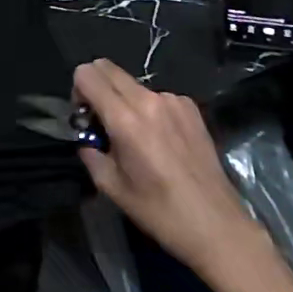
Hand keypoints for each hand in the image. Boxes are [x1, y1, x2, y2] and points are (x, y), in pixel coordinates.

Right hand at [72, 59, 265, 274]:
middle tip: (101, 121)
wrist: (215, 223)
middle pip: (108, 68)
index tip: (85, 117)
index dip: (78, 90)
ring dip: (124, 100)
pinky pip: (158, 96)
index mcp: (125, 119)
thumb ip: (90, 153)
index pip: (88, 75)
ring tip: (136, 138)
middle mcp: (149, 99)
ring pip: (133, 84)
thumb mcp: (112, 188)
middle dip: (96, 87)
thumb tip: (87, 137)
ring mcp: (173, 100)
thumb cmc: (159, 211)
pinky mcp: (190, 106)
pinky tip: (161, 140)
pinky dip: (149, 109)